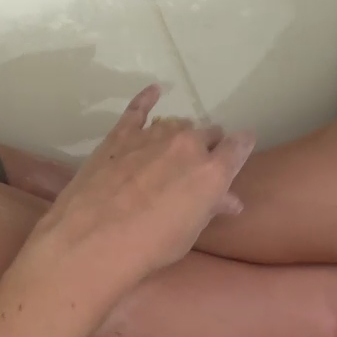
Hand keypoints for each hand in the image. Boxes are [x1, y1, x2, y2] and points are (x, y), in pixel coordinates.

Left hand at [19, 86, 253, 297]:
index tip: (241, 146)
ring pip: (176, 123)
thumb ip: (211, 207)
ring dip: (180, 134)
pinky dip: (147, 98)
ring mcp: (153, 134)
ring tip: (174, 149)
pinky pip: (138, 107)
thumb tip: (230, 199)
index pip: (237, 147)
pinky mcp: (122, 132)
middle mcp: (187, 144)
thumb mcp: (189, 232)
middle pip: (206, 133)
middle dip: (207, 145)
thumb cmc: (151, 245)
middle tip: (199, 164)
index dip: (240, 146)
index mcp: (212, 171)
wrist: (95, 236)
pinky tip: (154, 91)